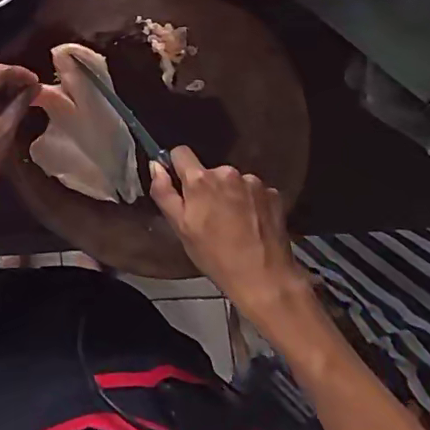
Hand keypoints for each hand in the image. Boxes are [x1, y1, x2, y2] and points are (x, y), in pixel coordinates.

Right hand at [149, 146, 316, 333]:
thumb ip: (163, 192)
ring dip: (230, 194)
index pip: (181, 153)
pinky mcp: (274, 194)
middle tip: (208, 215)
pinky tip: (252, 224)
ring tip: (233, 223)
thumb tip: (156, 166)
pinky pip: (253, 191)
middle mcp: (228, 173)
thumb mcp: (179, 227)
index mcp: (200, 179)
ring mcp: (254, 182)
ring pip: (232, 182)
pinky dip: (250, 202)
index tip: (180, 186)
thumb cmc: (215, 254)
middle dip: (206, 187)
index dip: (177, 167)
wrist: (264, 277)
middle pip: (209, 171)